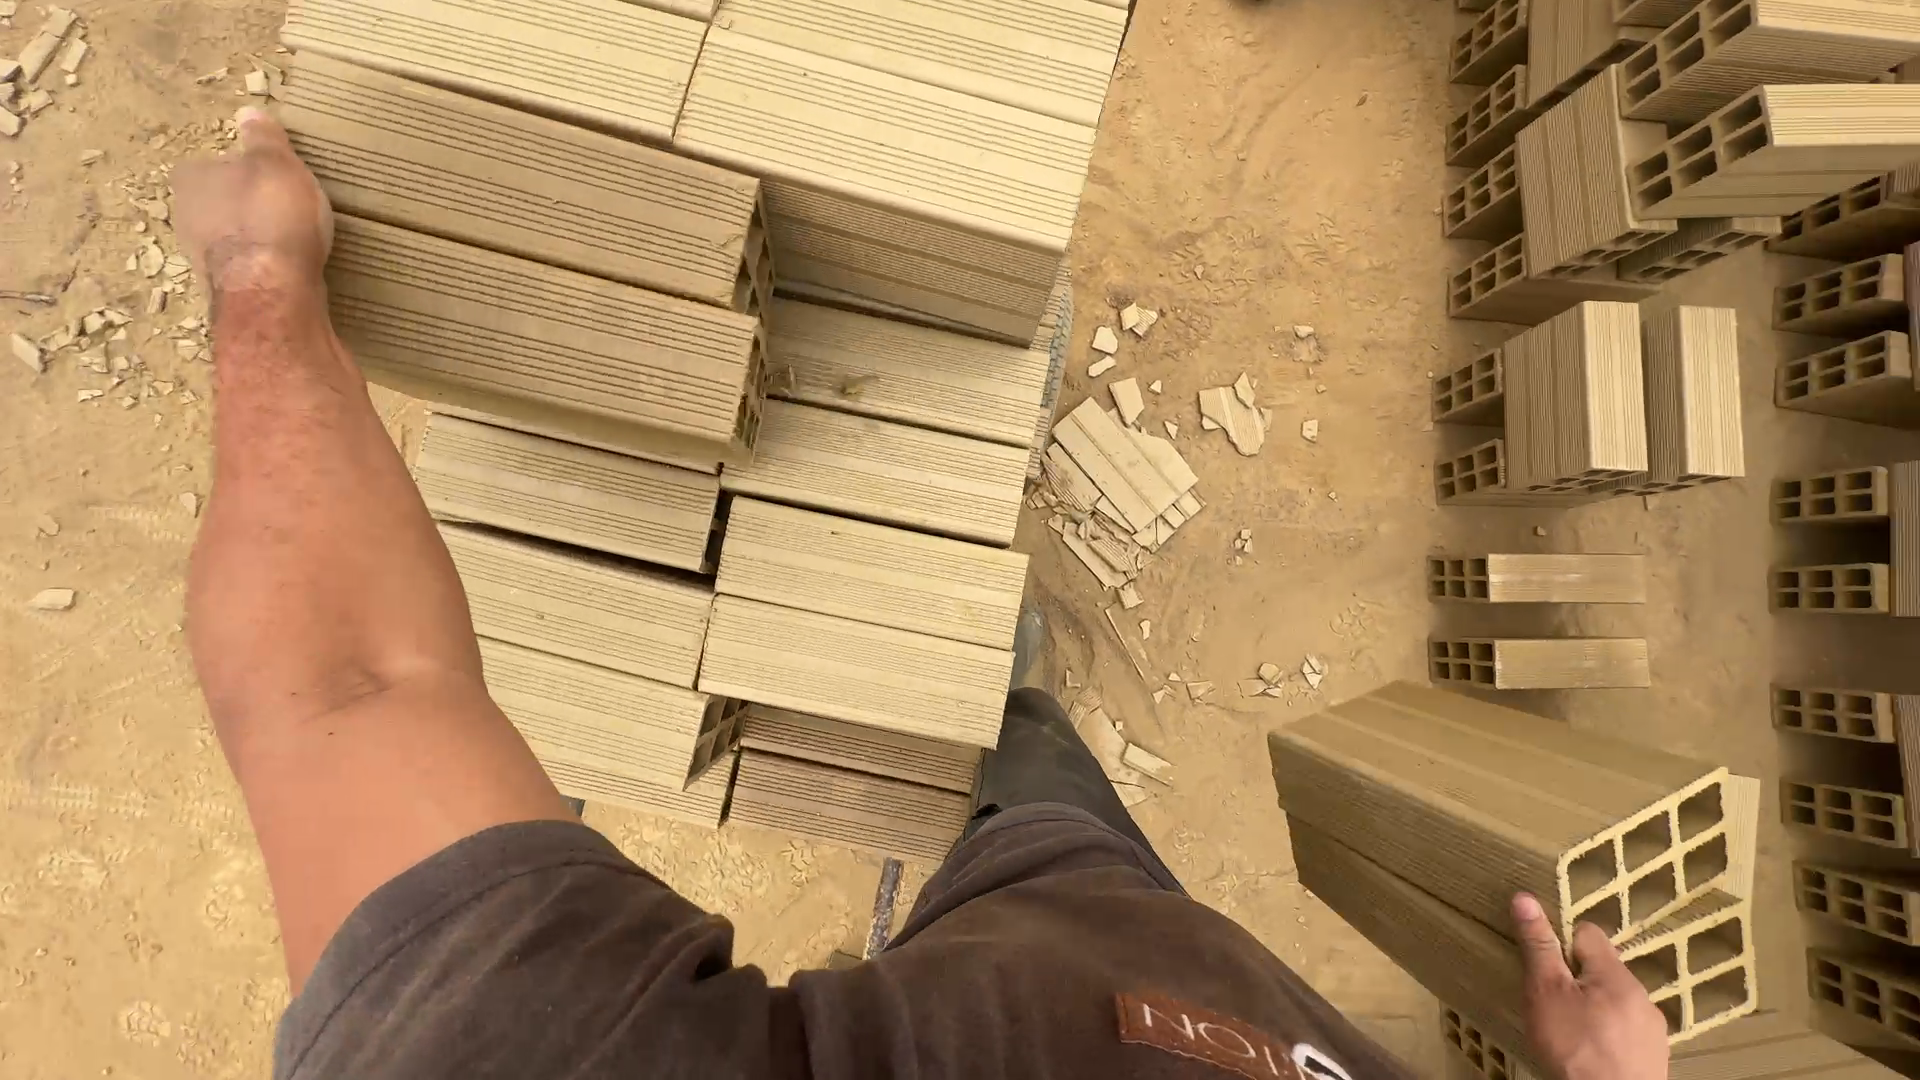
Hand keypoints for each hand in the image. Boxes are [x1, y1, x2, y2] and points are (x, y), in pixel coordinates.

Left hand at [171, 106, 333, 291]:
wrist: (271, 287)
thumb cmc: (273, 218)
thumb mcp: (278, 166)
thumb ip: (265, 141)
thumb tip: (250, 113)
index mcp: (191, 176)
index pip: (220, 166)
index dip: (253, 175)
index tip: (282, 187)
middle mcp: (184, 212)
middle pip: (223, 204)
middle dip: (250, 211)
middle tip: (290, 218)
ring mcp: (201, 254)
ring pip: (232, 240)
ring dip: (257, 243)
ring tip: (294, 250)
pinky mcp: (225, 288)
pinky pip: (248, 271)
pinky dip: (265, 271)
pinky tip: (290, 275)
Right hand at [1513, 893, 1669, 1079]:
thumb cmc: (1573, 1045)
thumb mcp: (1545, 990)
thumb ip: (1539, 945)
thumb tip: (1524, 897)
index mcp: (1618, 976)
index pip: (1588, 932)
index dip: (1561, 939)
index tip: (1543, 962)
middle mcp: (1643, 998)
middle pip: (1602, 966)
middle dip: (1574, 973)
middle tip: (1549, 995)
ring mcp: (1654, 1032)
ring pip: (1614, 997)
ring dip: (1591, 1001)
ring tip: (1566, 1023)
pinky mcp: (1654, 1059)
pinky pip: (1625, 1026)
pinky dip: (1605, 1028)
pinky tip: (1587, 1047)